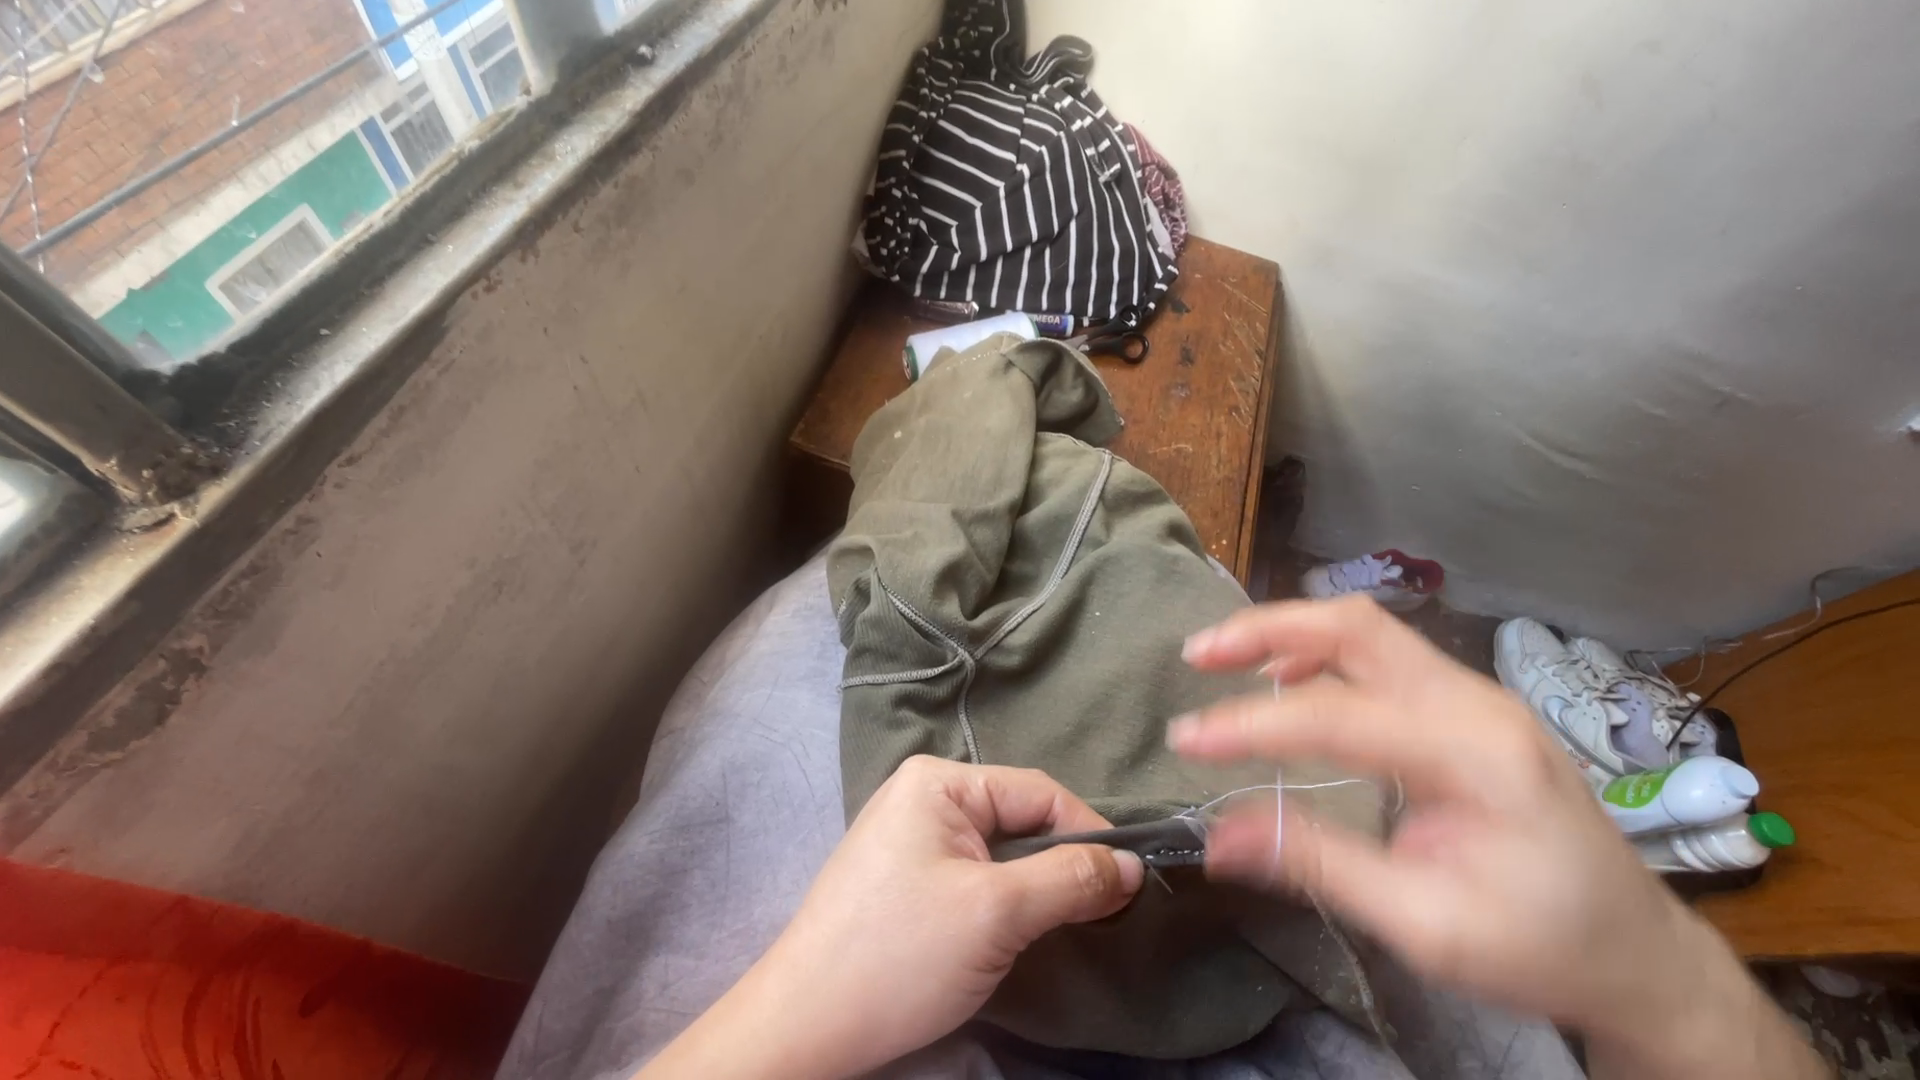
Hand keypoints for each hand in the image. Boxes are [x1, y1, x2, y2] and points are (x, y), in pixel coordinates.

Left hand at [637, 756, 1143, 1079]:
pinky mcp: (903, 877)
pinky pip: (973, 873)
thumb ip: (1070, 880)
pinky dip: (1005, 898)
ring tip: (1065, 922)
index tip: (1130, 883)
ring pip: (999, 850)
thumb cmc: (902, 954)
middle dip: (1062, 862)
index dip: (1089, 833)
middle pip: (1019, 818)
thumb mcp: (998, 912)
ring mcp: (909, 837)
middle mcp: (922, 795)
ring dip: (1036, 884)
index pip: (1038, 792)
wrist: (806, 1027)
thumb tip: (1131, 865)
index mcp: (938, 781)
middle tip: (1103, 909)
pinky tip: (1017, 929)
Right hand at [1170, 596, 1823, 1079]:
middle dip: (1266, 629)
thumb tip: (1215, 836)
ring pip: (1366, 628)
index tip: (1183, 742)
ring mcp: (1474, 696)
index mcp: (1475, 756)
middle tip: (1198, 654)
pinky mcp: (1465, 706)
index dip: (1249, 724)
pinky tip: (1283, 678)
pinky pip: (1380, 654)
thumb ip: (1318, 864)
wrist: (1640, 955)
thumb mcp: (1424, 925)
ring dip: (1286, 632)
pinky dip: (1317, 652)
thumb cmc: (1538, 947)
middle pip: (1356, 626)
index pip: (1336, 716)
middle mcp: (1475, 702)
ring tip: (1223, 658)